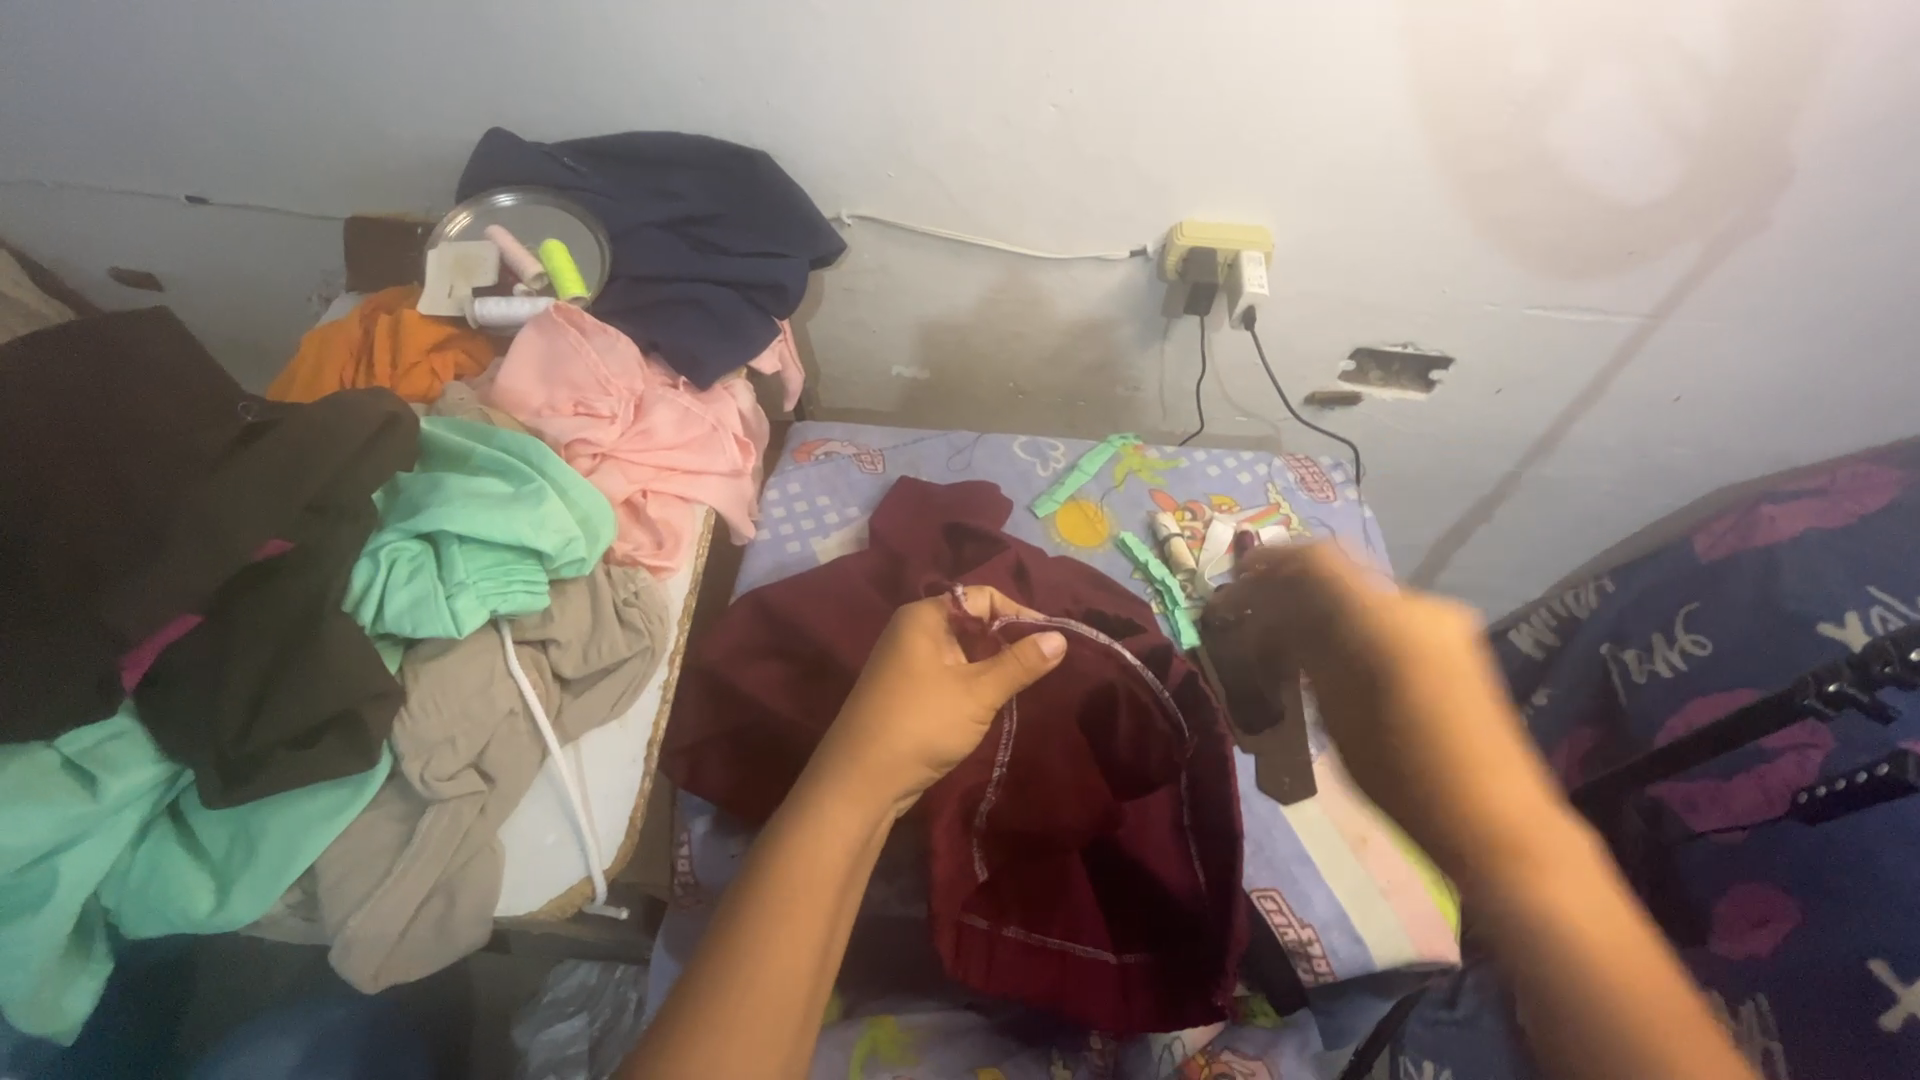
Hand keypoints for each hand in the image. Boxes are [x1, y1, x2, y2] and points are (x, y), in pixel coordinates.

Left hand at [806, 587, 1067, 818]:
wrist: (861, 780)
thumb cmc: (921, 724)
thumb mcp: (978, 693)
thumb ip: (1020, 663)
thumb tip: (1061, 637)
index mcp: (924, 616)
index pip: (983, 597)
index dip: (1019, 614)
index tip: (1051, 641)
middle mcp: (913, 629)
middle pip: (972, 621)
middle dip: (1006, 641)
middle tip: (1041, 667)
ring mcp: (908, 660)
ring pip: (963, 649)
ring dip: (992, 664)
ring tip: (1022, 685)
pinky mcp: (908, 688)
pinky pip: (950, 671)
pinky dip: (973, 681)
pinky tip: (992, 701)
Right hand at [1208, 543, 1576, 880]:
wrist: (1492, 818)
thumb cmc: (1399, 773)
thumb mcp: (1332, 709)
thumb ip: (1303, 648)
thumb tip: (1270, 615)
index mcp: (1383, 619)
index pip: (1316, 560)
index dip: (1271, 561)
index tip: (1238, 581)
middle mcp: (1418, 606)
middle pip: (1338, 578)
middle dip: (1290, 591)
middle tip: (1255, 618)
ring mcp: (1443, 625)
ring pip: (1361, 600)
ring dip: (1319, 612)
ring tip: (1288, 645)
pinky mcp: (1455, 645)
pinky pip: (1387, 620)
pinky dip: (1349, 628)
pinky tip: (1331, 661)